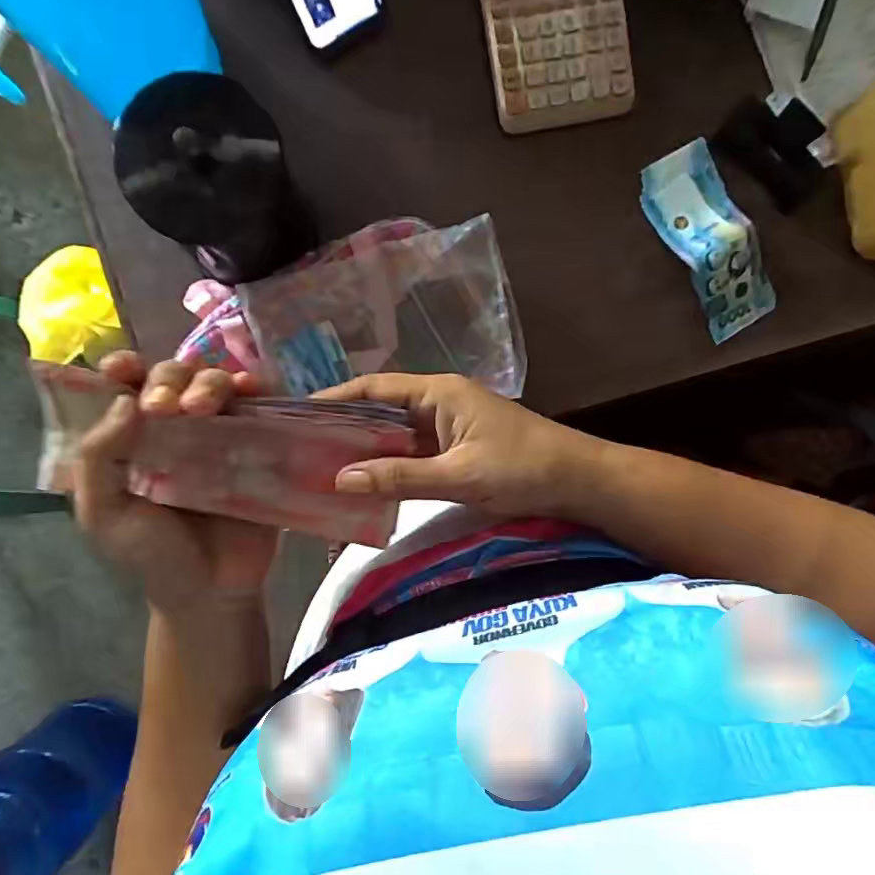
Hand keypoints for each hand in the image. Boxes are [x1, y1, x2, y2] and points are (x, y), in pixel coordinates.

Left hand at [72, 352, 280, 613]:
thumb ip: (98, 458)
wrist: (208, 590)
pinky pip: (262, 405)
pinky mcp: (259, 446)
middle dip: (168, 378)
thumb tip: (126, 400)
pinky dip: (259, 388)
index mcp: (135, 437)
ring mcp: (222, 434)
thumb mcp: (103, 513)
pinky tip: (250, 390)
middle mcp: (178, 427)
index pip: (128, 385)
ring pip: (218, 382)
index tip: (120, 369)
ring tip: (202, 408)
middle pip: (176, 375)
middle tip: (164, 408)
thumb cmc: (151, 554)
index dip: (125, 367)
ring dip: (209, 381)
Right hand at [314, 373, 609, 517]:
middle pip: (381, 411)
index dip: (335, 399)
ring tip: (324, 470)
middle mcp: (439, 403)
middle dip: (345, 430)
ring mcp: (448, 427)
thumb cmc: (522, 468)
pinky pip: (414, 455)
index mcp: (438, 393)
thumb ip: (400, 477)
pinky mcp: (456, 451)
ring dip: (366, 452)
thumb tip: (341, 479)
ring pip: (396, 436)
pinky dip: (391, 468)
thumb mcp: (459, 476)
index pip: (375, 388)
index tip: (297, 416)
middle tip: (303, 451)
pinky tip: (367, 486)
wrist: (577, 481)